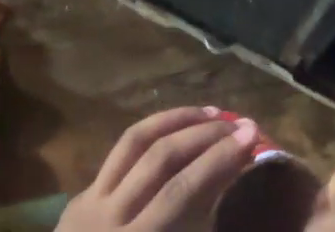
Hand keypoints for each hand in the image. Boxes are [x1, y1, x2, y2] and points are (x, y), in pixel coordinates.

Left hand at [58, 107, 259, 231]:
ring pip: (136, 141)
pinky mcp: (81, 195)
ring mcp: (91, 202)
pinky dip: (151, 132)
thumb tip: (232, 178)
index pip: (182, 190)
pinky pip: (119, 151)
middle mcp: (111, 217)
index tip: (253, 138)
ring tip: (212, 113)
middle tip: (241, 124)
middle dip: (205, 136)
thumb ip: (197, 226)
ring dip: (177, 121)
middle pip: (161, 158)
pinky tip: (174, 126)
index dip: (220, 160)